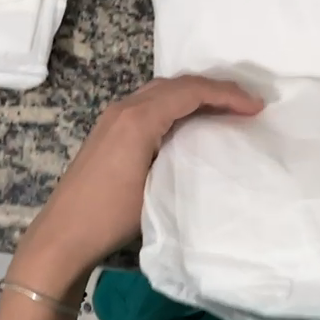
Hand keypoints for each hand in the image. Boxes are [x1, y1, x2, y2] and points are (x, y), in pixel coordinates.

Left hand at [12, 76, 263, 295]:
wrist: (62, 235)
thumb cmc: (110, 216)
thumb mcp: (157, 188)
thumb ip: (183, 157)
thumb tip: (211, 146)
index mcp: (138, 118)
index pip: (190, 91)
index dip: (227, 94)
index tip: (256, 107)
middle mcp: (125, 107)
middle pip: (177, 84)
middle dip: (214, 88)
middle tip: (247, 103)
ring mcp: (113, 116)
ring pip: (162, 90)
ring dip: (194, 94)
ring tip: (225, 108)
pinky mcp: (109, 128)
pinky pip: (150, 102)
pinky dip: (176, 103)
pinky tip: (190, 119)